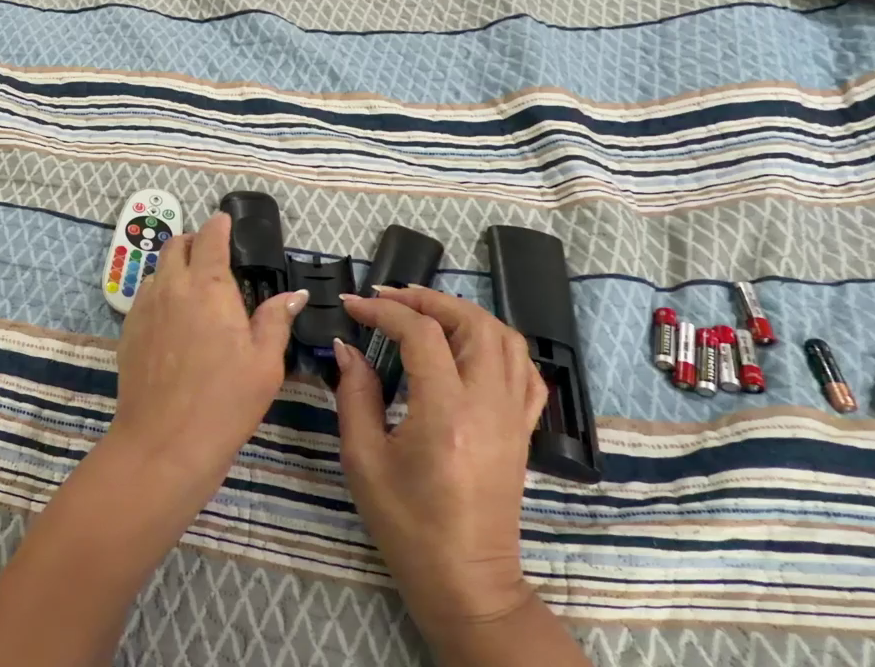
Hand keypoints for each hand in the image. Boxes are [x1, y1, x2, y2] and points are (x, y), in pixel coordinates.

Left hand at [110, 212, 307, 484]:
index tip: (225, 222)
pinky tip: (175, 320)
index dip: (218, 225)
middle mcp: (171, 287)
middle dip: (193, 241)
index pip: (209, 238)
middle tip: (212, 254)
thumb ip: (275, 320)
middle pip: (175, 245)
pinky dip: (160, 293)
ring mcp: (144, 307)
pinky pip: (144, 297)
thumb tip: (291, 295)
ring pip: (157, 270)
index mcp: (208, 286)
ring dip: (175, 268)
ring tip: (195, 289)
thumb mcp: (265, 363)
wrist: (164, 439)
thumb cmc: (225, 401)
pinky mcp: (128, 330)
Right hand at [331, 286, 547, 628]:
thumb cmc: (405, 522)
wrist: (464, 577)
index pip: (420, 335)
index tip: (351, 307)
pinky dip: (498, 344)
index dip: (383, 312)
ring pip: (506, 340)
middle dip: (428, 300)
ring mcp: (515, 417)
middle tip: (389, 298)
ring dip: (464, 315)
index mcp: (446, 413)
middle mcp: (489, 406)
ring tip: (425, 312)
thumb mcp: (363, 458)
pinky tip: (469, 346)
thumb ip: (355, 394)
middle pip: (474, 324)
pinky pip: (525, 371)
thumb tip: (349, 348)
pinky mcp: (524, 430)